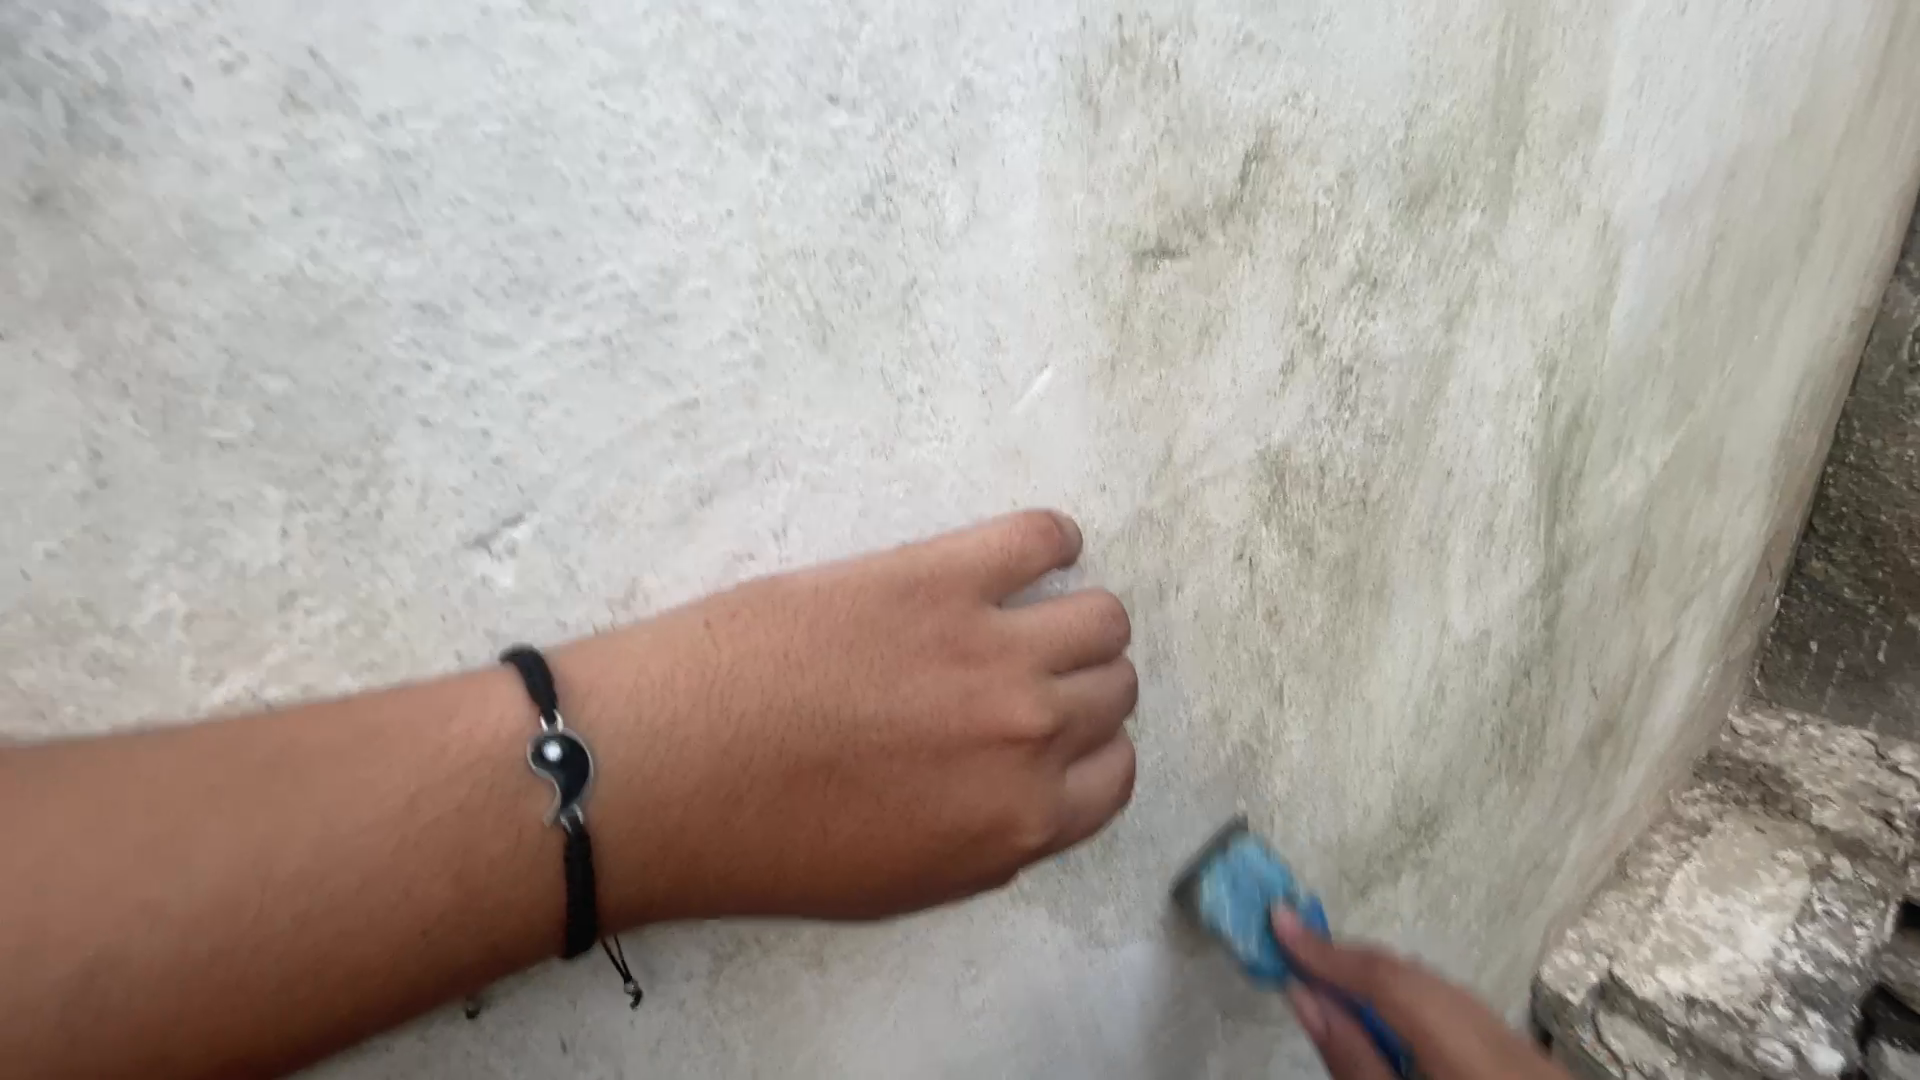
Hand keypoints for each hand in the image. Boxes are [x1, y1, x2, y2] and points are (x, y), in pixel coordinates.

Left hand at [572, 510, 1138, 923]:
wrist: (668, 769)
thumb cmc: (772, 839)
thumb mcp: (906, 879)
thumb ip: (993, 835)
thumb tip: (1031, 783)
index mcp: (1022, 822)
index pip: (1116, 772)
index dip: (1091, 748)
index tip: (1061, 730)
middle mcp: (1031, 735)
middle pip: (1112, 688)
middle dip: (1081, 685)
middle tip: (1028, 672)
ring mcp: (991, 649)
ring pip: (1101, 617)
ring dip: (1078, 619)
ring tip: (1030, 611)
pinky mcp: (940, 578)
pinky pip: (1039, 536)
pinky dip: (1051, 539)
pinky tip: (1034, 549)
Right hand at [1272, 909, 1571, 1079]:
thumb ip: (1352, 1059)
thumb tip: (1300, 992)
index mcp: (1480, 1068)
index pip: (1393, 984)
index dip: (1330, 953)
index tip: (1279, 922)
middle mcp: (1516, 1049)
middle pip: (1418, 979)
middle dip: (1352, 963)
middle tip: (1292, 947)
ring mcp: (1532, 1055)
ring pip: (1441, 989)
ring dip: (1380, 981)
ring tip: (1325, 978)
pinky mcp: (1533, 1063)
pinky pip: (1462, 1011)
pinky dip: (1415, 1004)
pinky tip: (1382, 1013)